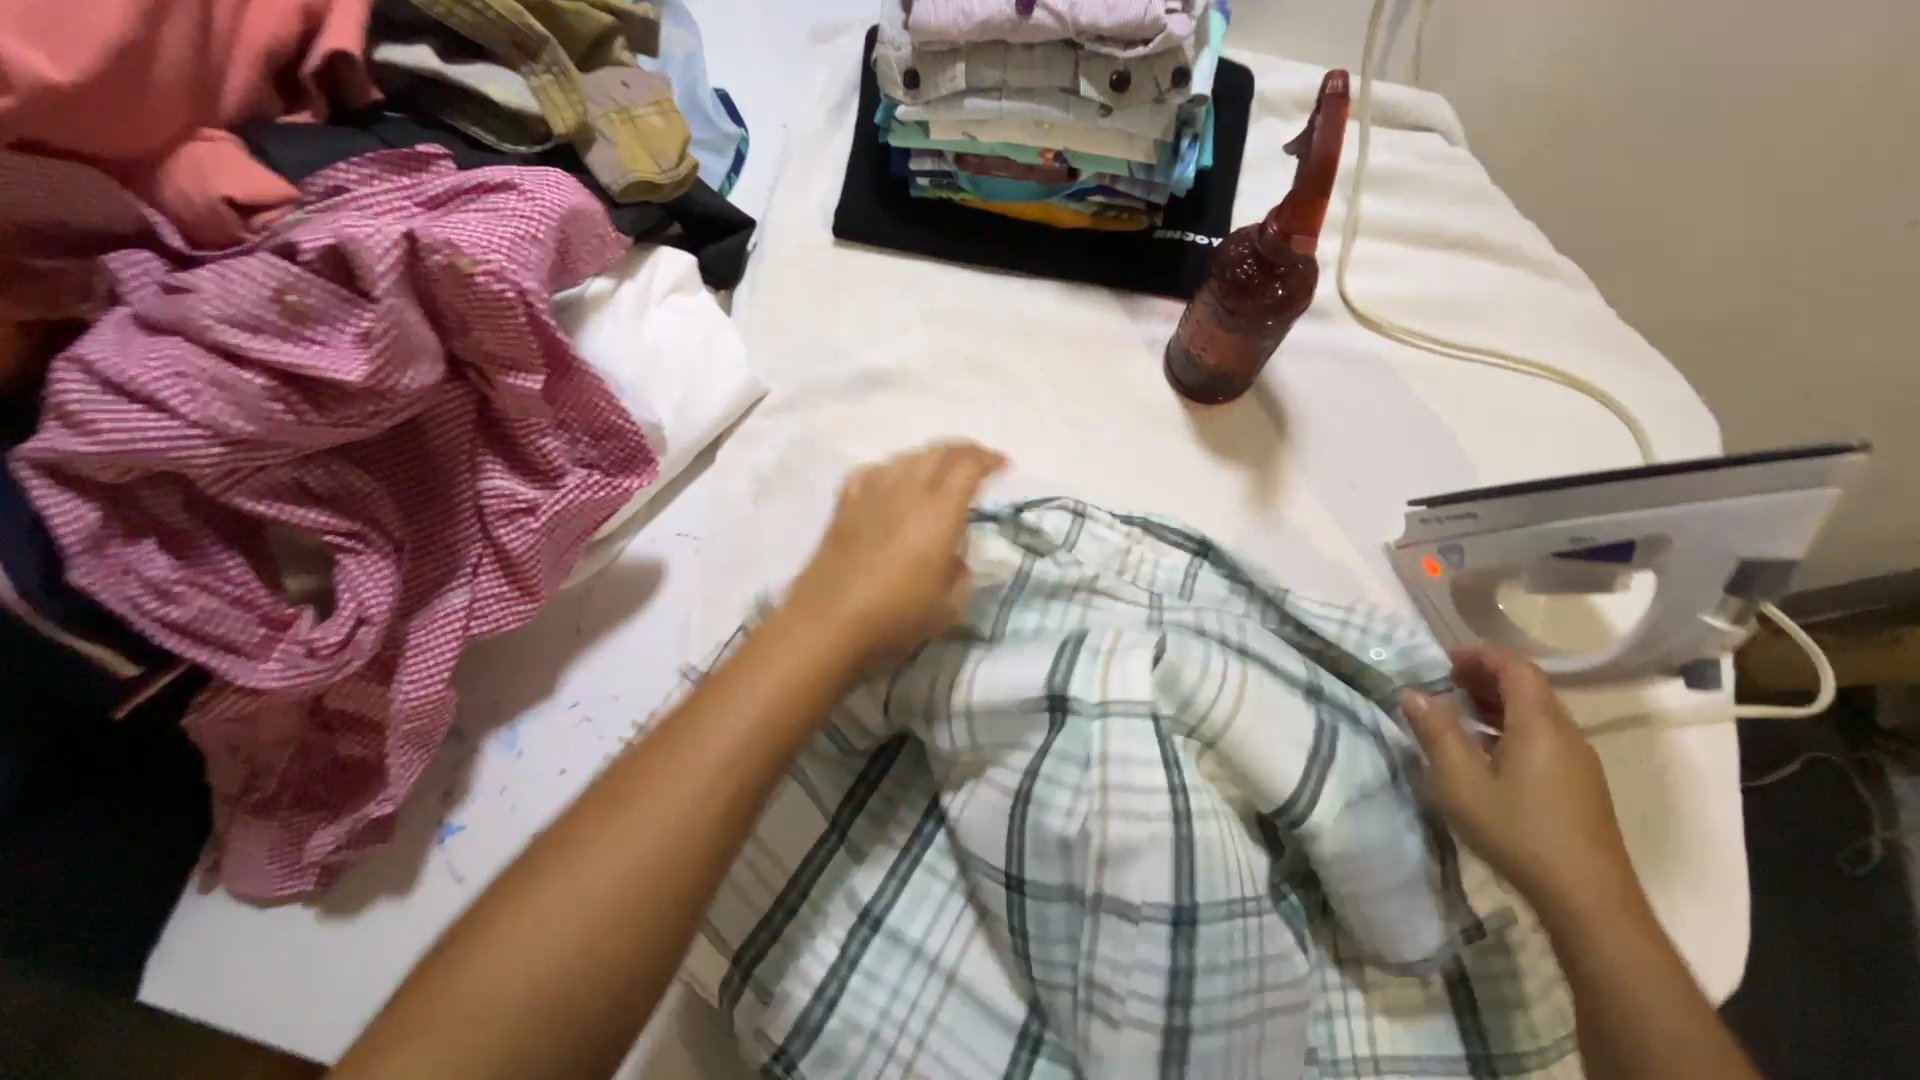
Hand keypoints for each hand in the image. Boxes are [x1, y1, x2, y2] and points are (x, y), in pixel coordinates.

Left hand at [780, 441, 1006, 668]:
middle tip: (976, 462)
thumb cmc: (894, 618)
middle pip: (939, 452)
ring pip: (905, 457)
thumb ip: (960, 577)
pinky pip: (873, 472)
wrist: (828, 621)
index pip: (969, 467)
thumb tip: (956, 561)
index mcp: (939, 513)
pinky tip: (891, 483)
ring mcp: (871, 493)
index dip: (989, 460)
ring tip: (938, 472)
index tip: (1002, 465)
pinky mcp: (844, 505)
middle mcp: (907, 492)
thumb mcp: (947, 608)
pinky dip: (892, 471)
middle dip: (963, 451)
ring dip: (928, 458)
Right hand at [1400, 644, 1642, 924]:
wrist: (1587, 896)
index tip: (1442, 659)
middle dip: (1484, 676)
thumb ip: (1436, 733)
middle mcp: (1565, 732)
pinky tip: (1484, 752)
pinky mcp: (1579, 783)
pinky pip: (1543, 736)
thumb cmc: (1518, 832)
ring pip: (1536, 713)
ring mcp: (1577, 759)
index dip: (1480, 654)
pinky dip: (1510, 727)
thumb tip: (1413, 692)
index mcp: (1540, 724)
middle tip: (1442, 683)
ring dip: (1496, 703)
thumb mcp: (1461, 783)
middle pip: (1528, 686)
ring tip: (1456, 713)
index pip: (1515, 666)